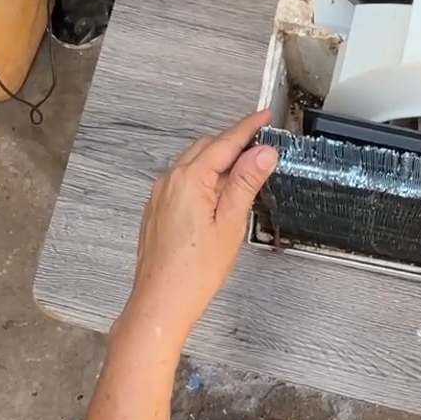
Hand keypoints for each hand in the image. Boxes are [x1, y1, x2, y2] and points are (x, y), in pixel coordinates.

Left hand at [118, 111, 278, 348]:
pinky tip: (218, 195)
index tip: (263, 116)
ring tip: (245, 170)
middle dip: (234, 143)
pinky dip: (203, 179)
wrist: (161, 303)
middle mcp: (169, 182)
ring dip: (219, 161)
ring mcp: (160, 197)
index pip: (224, 143)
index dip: (247, 128)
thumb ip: (245, 183)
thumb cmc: (193, 273)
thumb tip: (262, 153)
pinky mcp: (157, 211)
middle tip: (261, 143)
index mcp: (189, 180)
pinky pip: (183, 183)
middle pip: (207, 149)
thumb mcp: (230, 224)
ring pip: (193, 165)